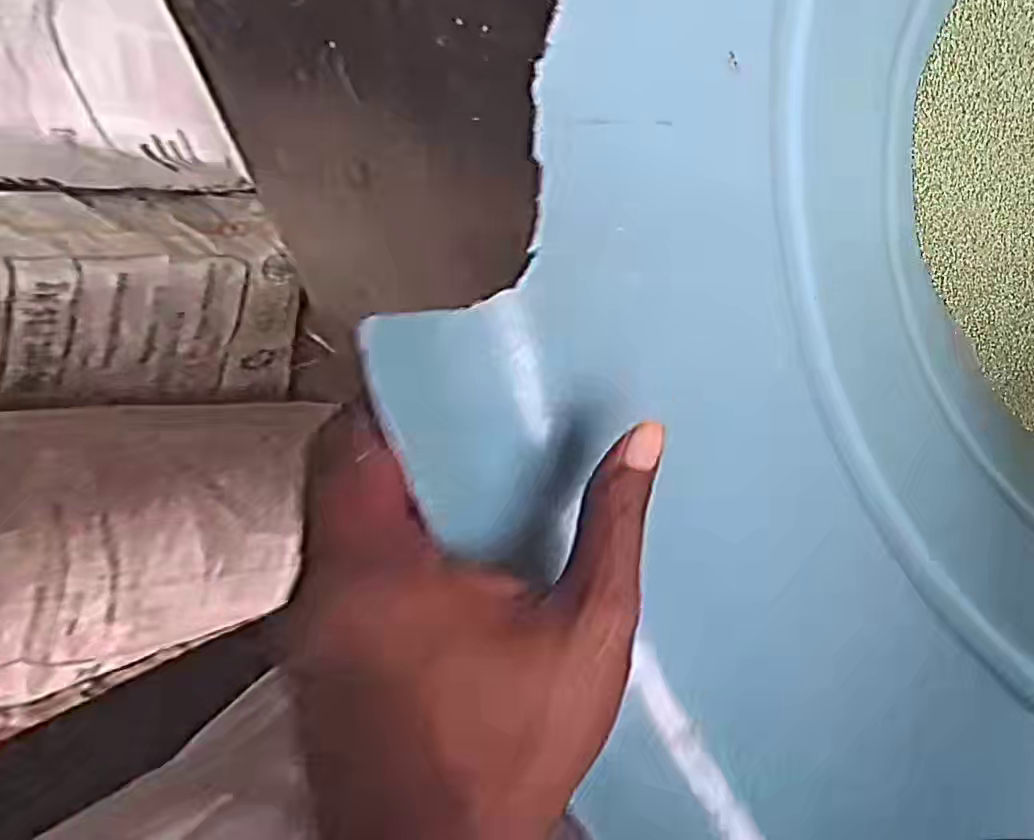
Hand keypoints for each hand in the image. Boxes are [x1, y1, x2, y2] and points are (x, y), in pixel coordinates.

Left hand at [283, 403, 663, 839]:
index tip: (449, 365)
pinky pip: (357, 561)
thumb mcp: (593, 619)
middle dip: (420, 435)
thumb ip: (614, 518)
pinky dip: (408, 528)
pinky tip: (477, 534)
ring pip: (351, 519)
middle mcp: (324, 599)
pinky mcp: (330, 655)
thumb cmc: (519, 741)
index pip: (352, 451)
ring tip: (495, 459)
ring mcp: (318, 632)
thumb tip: (642, 439)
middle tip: (494, 406)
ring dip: (417, 482)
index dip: (394, 397)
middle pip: (349, 478)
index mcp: (379, 578)